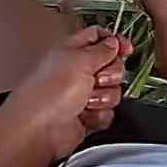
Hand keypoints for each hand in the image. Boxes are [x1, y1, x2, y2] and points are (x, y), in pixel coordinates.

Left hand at [0, 26, 128, 163]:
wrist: (40, 128)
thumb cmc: (51, 90)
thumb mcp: (80, 60)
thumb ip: (102, 49)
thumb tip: (114, 42)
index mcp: (74, 49)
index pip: (99, 37)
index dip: (115, 41)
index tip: (126, 48)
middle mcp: (79, 70)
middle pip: (112, 65)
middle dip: (110, 74)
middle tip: (95, 79)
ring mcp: (84, 93)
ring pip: (113, 90)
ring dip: (103, 97)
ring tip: (85, 100)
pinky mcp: (88, 114)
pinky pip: (109, 111)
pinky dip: (99, 114)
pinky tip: (84, 115)